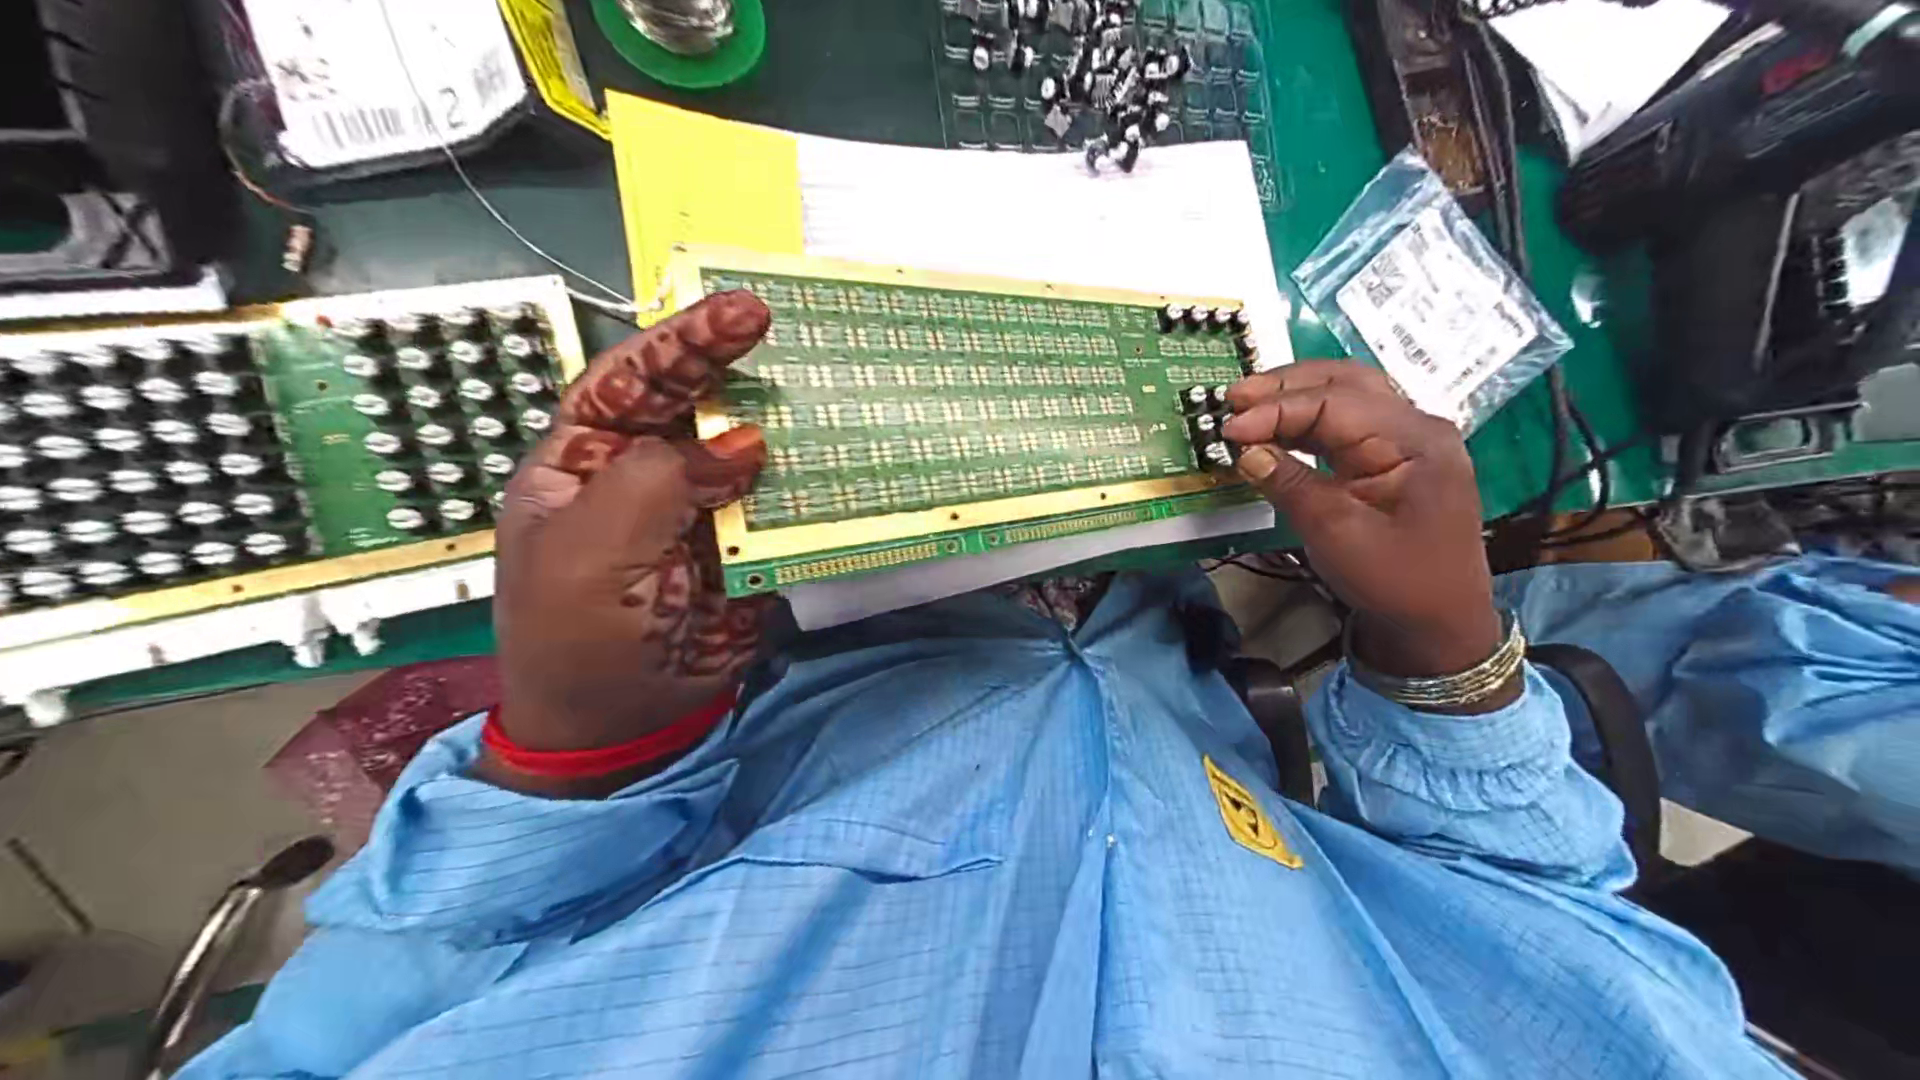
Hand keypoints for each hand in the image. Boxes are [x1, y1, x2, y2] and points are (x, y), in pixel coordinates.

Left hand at [481, 291, 776, 794]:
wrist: (622, 724)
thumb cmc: (580, 639)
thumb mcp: (595, 555)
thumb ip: (660, 483)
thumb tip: (744, 441)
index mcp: (586, 463)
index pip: (633, 381)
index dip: (685, 342)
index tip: (739, 313)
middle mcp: (645, 475)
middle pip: (692, 402)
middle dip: (729, 362)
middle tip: (774, 322)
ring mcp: (699, 510)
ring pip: (743, 449)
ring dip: (778, 421)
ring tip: (818, 387)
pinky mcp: (742, 546)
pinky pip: (775, 504)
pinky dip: (804, 486)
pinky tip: (832, 463)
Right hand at [1222, 361, 1507, 689]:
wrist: (1438, 620)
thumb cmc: (1395, 579)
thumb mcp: (1336, 533)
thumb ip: (1290, 484)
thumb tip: (1245, 452)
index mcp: (1413, 439)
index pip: (1334, 402)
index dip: (1275, 410)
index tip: (1229, 428)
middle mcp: (1414, 427)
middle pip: (1345, 381)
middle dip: (1285, 386)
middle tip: (1233, 397)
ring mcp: (1405, 440)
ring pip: (1345, 394)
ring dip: (1294, 396)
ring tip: (1247, 405)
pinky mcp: (1389, 457)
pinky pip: (1344, 422)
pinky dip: (1305, 420)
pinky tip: (1275, 428)